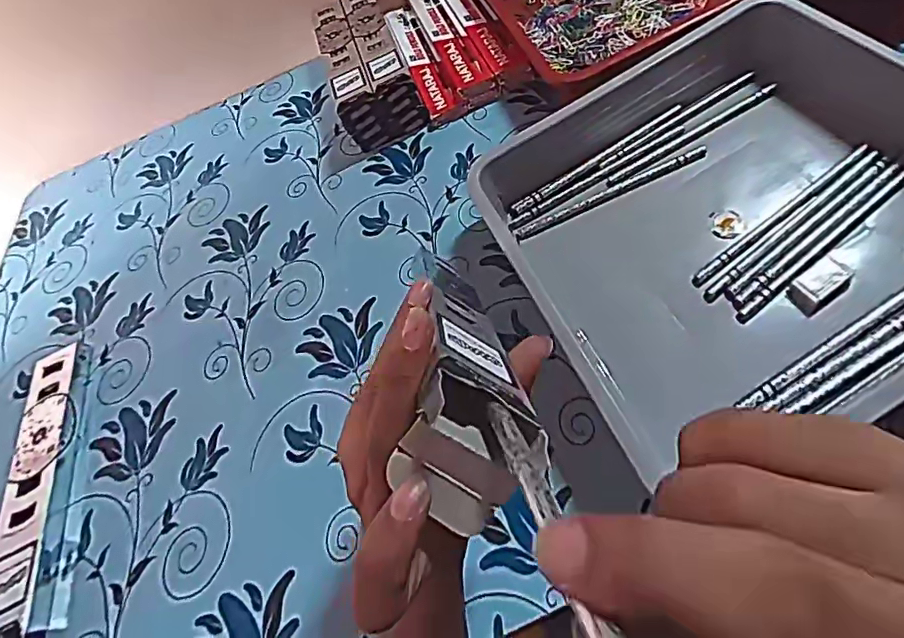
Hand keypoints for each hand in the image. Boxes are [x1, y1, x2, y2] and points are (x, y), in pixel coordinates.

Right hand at [338, 279, 552, 636]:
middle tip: (419, 312)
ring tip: (415, 353)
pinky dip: (392, 528)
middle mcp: (380, 483)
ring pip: (369, 466)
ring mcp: (377, 533)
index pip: (396, 386)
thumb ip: (500, 406)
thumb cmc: (445, 533)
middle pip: (379, 413)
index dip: (407, 342)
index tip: (425, 298)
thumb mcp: (478, 460)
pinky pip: (377, 563)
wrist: (428, 628)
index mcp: (402, 448)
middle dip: (399, 357)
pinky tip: (414, 494)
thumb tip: (534, 349)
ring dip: (391, 405)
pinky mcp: (383, 594)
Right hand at [534, 411, 903, 637]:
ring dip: (693, 486)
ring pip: (759, 451)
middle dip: (658, 530)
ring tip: (683, 530)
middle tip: (626, 568)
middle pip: (746, 502)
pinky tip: (734, 481)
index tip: (568, 551)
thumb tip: (619, 595)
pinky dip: (739, 443)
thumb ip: (704, 626)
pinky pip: (793, 425)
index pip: (771, 584)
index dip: (652, 561)